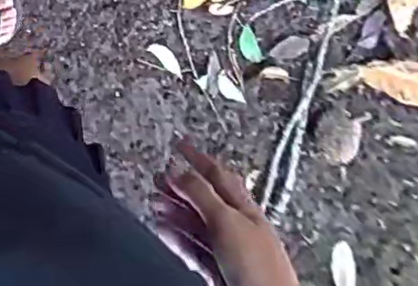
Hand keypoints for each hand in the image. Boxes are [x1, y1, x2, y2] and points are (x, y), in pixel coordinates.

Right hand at [151, 139, 298, 285]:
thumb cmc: (261, 271)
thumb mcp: (226, 221)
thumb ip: (200, 193)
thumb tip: (177, 170)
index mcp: (246, 209)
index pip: (217, 174)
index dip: (197, 157)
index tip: (180, 144)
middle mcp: (239, 229)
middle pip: (205, 200)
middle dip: (179, 186)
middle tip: (158, 178)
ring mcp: (231, 253)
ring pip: (198, 225)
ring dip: (175, 212)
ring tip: (156, 203)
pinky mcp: (221, 274)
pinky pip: (194, 249)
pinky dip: (177, 238)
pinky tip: (165, 231)